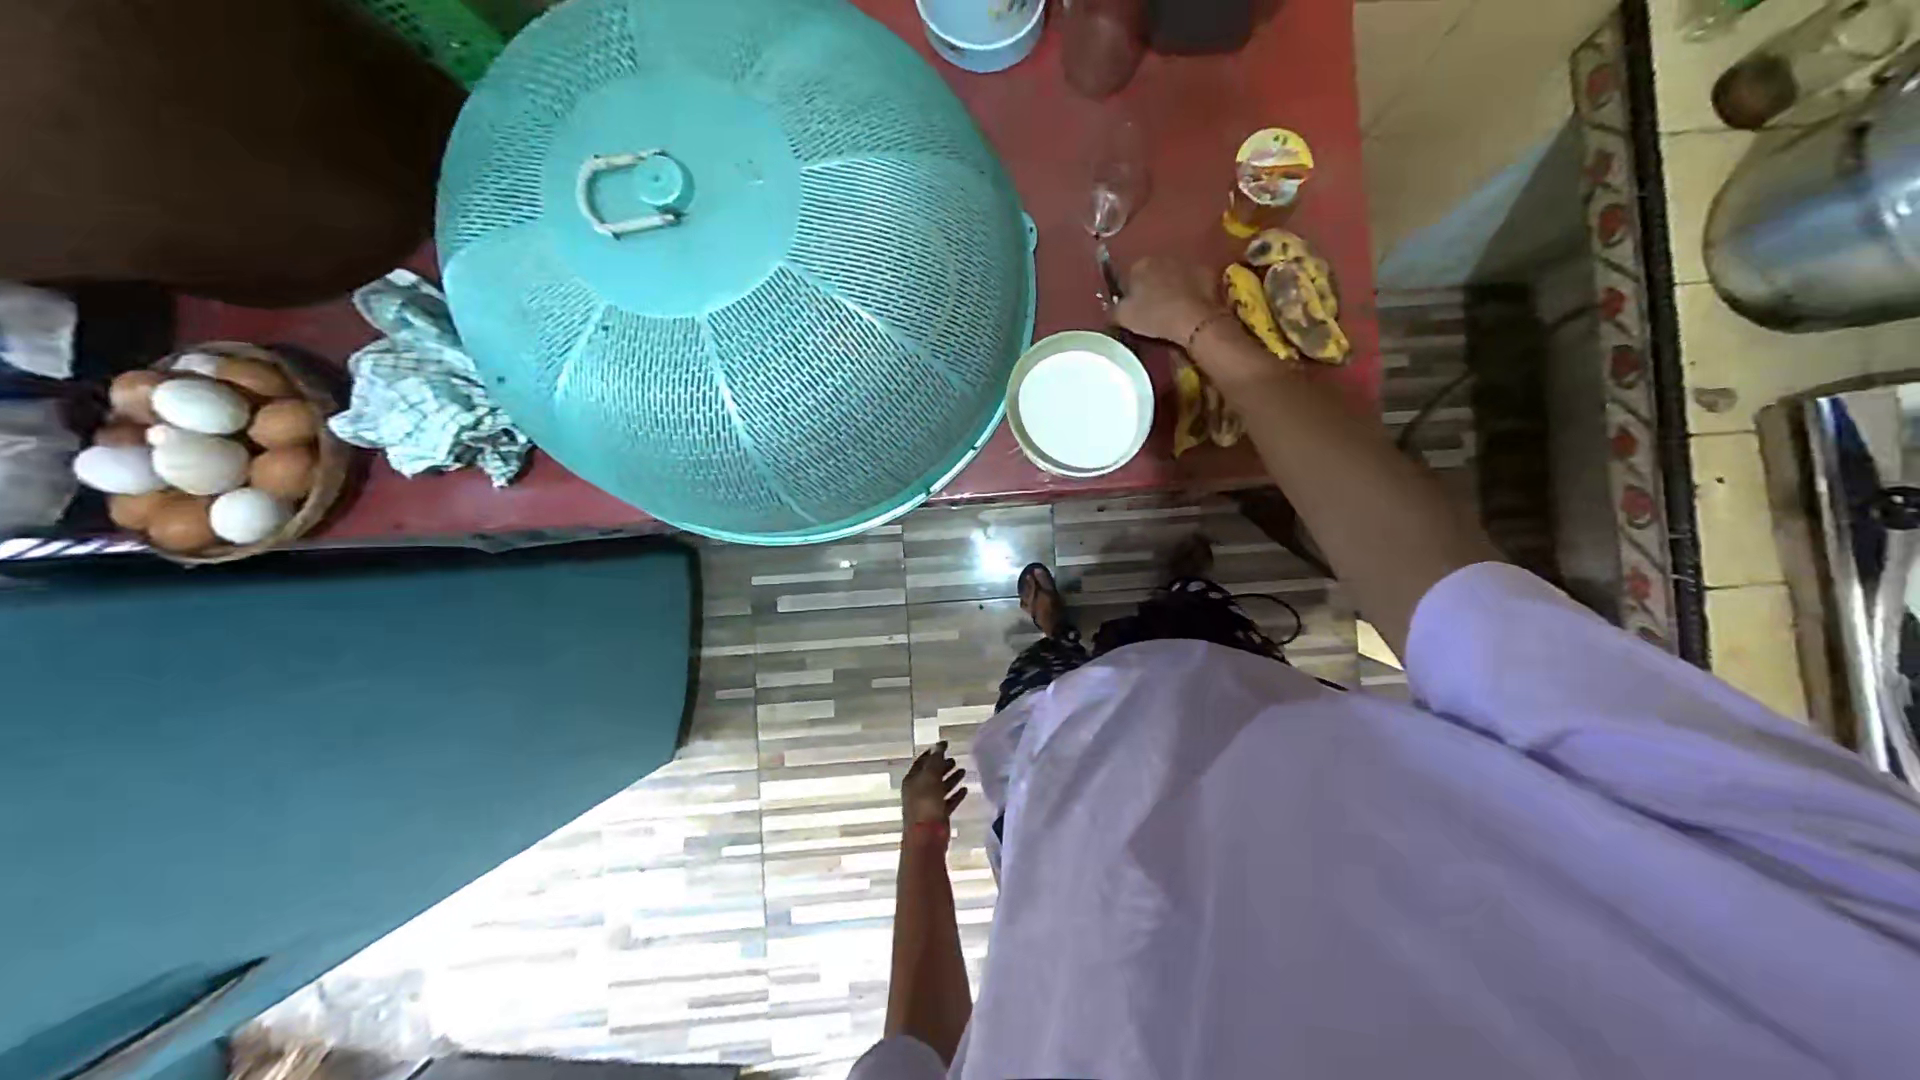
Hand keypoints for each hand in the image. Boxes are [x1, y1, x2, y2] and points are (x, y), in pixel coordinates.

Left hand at [903, 741, 966, 826]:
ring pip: (940, 787)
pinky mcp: (938, 815)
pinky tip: (965, 790)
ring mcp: (928, 804)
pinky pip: (948, 801)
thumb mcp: (930, 777)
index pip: (922, 762)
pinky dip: (956, 795)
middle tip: (955, 760)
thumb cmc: (926, 803)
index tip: (945, 745)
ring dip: (951, 779)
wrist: (927, 836)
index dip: (933, 752)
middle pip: (932, 774)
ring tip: (963, 771)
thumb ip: (936, 760)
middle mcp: (918, 791)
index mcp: (912, 780)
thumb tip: (939, 744)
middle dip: (943, 766)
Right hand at [1114, 257, 1222, 344]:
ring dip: (1171, 288)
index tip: (1133, 309)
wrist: (1194, 319)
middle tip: (1152, 311)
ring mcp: (1187, 262)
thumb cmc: (1154, 316)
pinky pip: (1193, 281)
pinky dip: (1190, 291)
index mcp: (1139, 265)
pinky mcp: (1206, 272)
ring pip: (1173, 275)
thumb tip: (1110, 309)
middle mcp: (1162, 257)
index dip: (1129, 294)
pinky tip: (1189, 307)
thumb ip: (1112, 310)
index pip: (1128, 277)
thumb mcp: (1123, 318)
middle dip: (1150, 288)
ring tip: (1171, 310)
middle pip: (1151, 273)